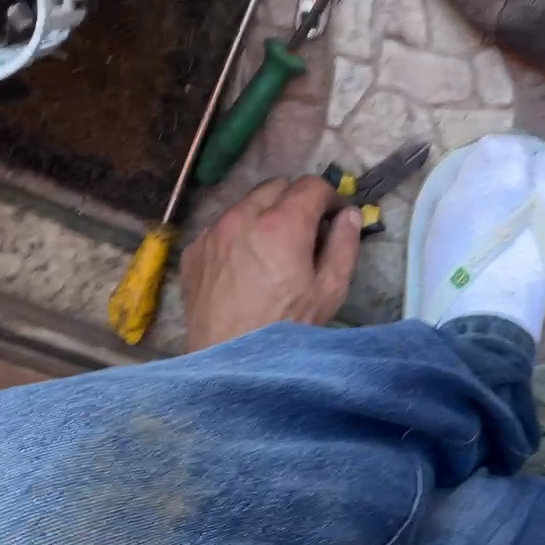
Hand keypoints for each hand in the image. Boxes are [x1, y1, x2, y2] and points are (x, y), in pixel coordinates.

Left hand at [180, 176, 361, 350]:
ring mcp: (213, 231)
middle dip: (297, 200)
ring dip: (266, 214)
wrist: (230, 359)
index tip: (336, 217)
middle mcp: (243, 216)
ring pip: (246, 204)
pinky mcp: (195, 249)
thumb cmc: (288, 327)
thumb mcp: (330, 290)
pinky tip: (247, 265)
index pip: (311, 186)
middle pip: (277, 186)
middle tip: (309, 232)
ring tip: (276, 249)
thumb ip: (344, 246)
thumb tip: (350, 215)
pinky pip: (222, 227)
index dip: (330, 198)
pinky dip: (240, 234)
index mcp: (283, 224)